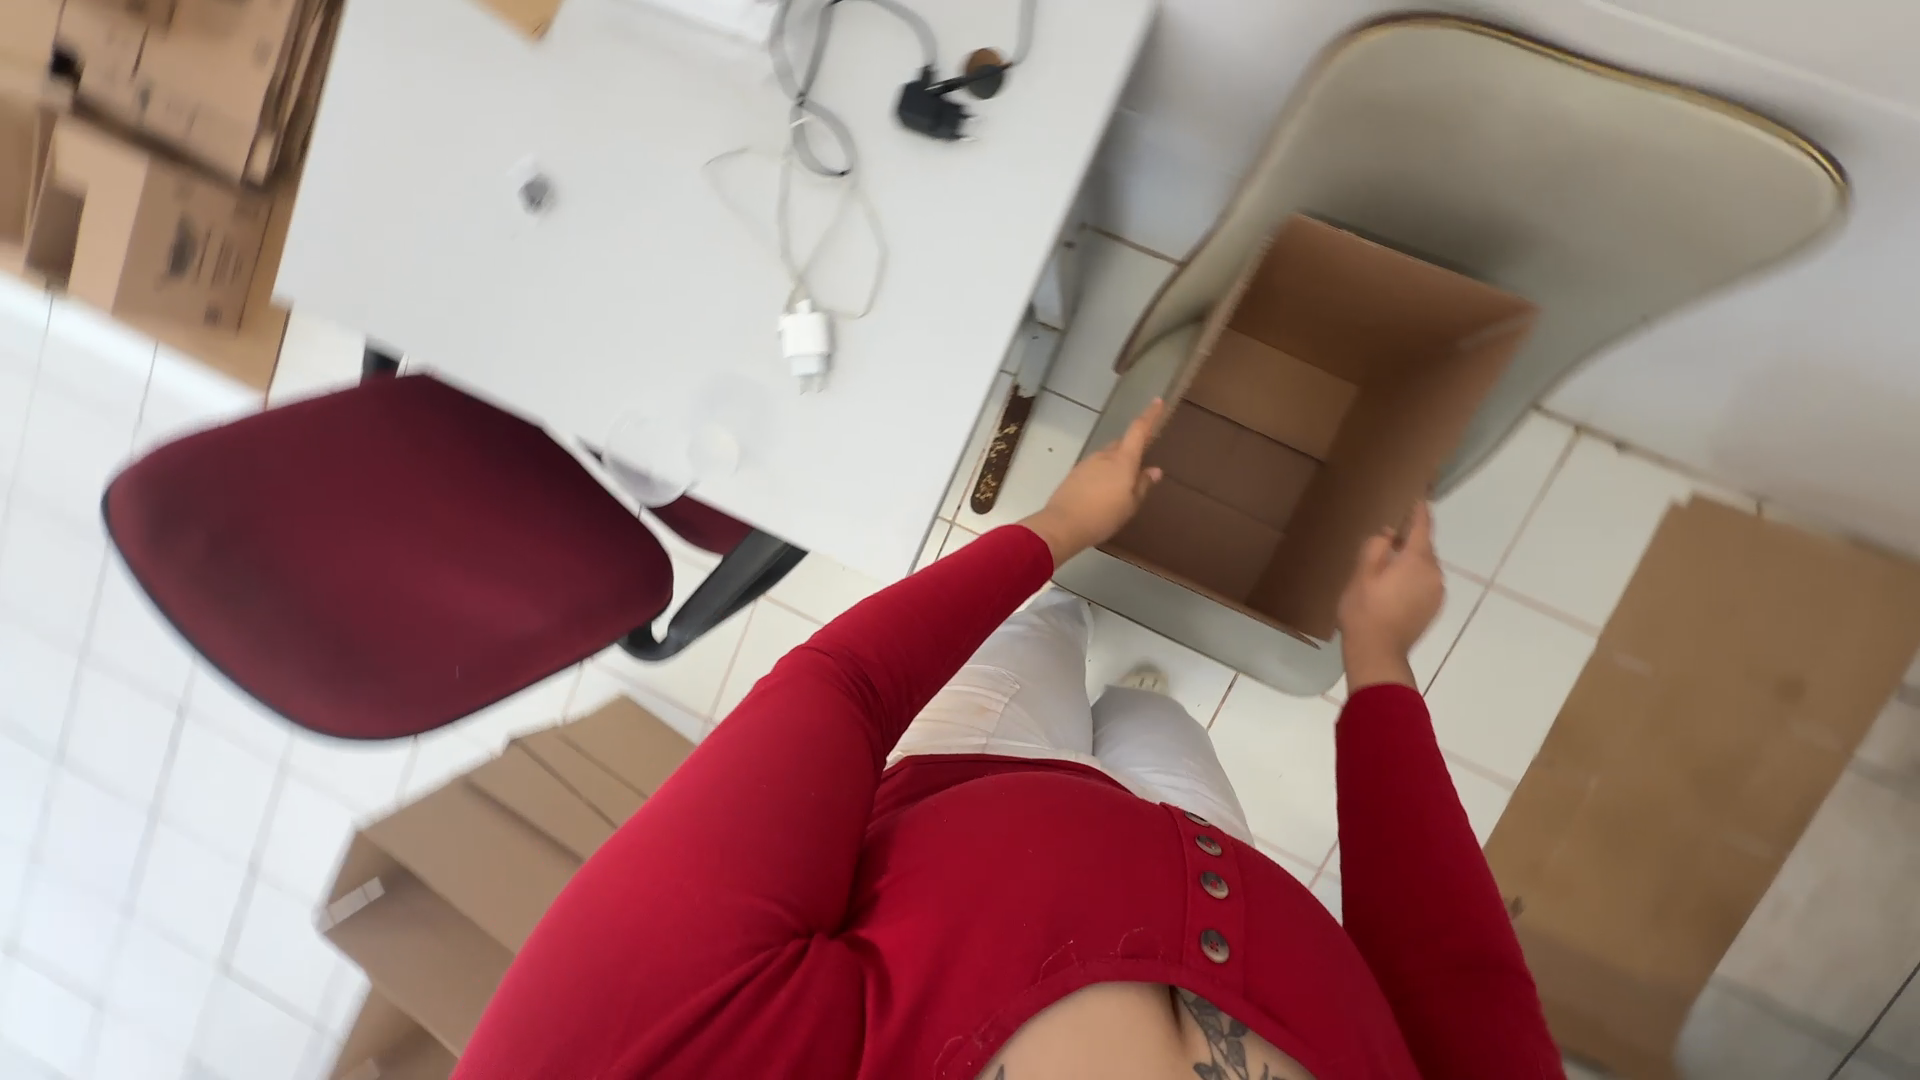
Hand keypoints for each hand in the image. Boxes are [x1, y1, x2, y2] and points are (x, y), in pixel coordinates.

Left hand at [1020, 399, 1164, 565]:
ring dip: (1114, 466)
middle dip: (1130, 451)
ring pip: (1106, 458)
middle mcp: (1104, 456)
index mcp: (1122, 460)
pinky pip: (1094, 469)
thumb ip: (1142, 484)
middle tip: (1137, 470)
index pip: (1139, 430)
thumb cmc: (1103, 516)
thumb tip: (1154, 470)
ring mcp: (1086, 463)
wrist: (1062, 525)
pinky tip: (1100, 494)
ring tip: (1118, 489)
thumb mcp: (1130, 504)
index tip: (1157, 401)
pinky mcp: (1073, 474)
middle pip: (1121, 445)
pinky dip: (1101, 475)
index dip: (1150, 415)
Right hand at [1336, 501, 1444, 690]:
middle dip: (1408, 541)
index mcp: (1417, 560)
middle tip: (1385, 539)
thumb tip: (1389, 533)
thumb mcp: (1361, 574)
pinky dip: (1411, 580)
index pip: (1423, 527)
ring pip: (1423, 567)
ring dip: (1408, 563)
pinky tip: (1391, 589)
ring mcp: (1436, 592)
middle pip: (1423, 548)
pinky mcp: (1433, 608)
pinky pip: (1424, 584)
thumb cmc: (1365, 609)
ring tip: (1384, 568)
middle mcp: (1434, 573)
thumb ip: (1375, 547)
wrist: (1378, 651)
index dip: (1420, 511)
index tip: (1419, 496)